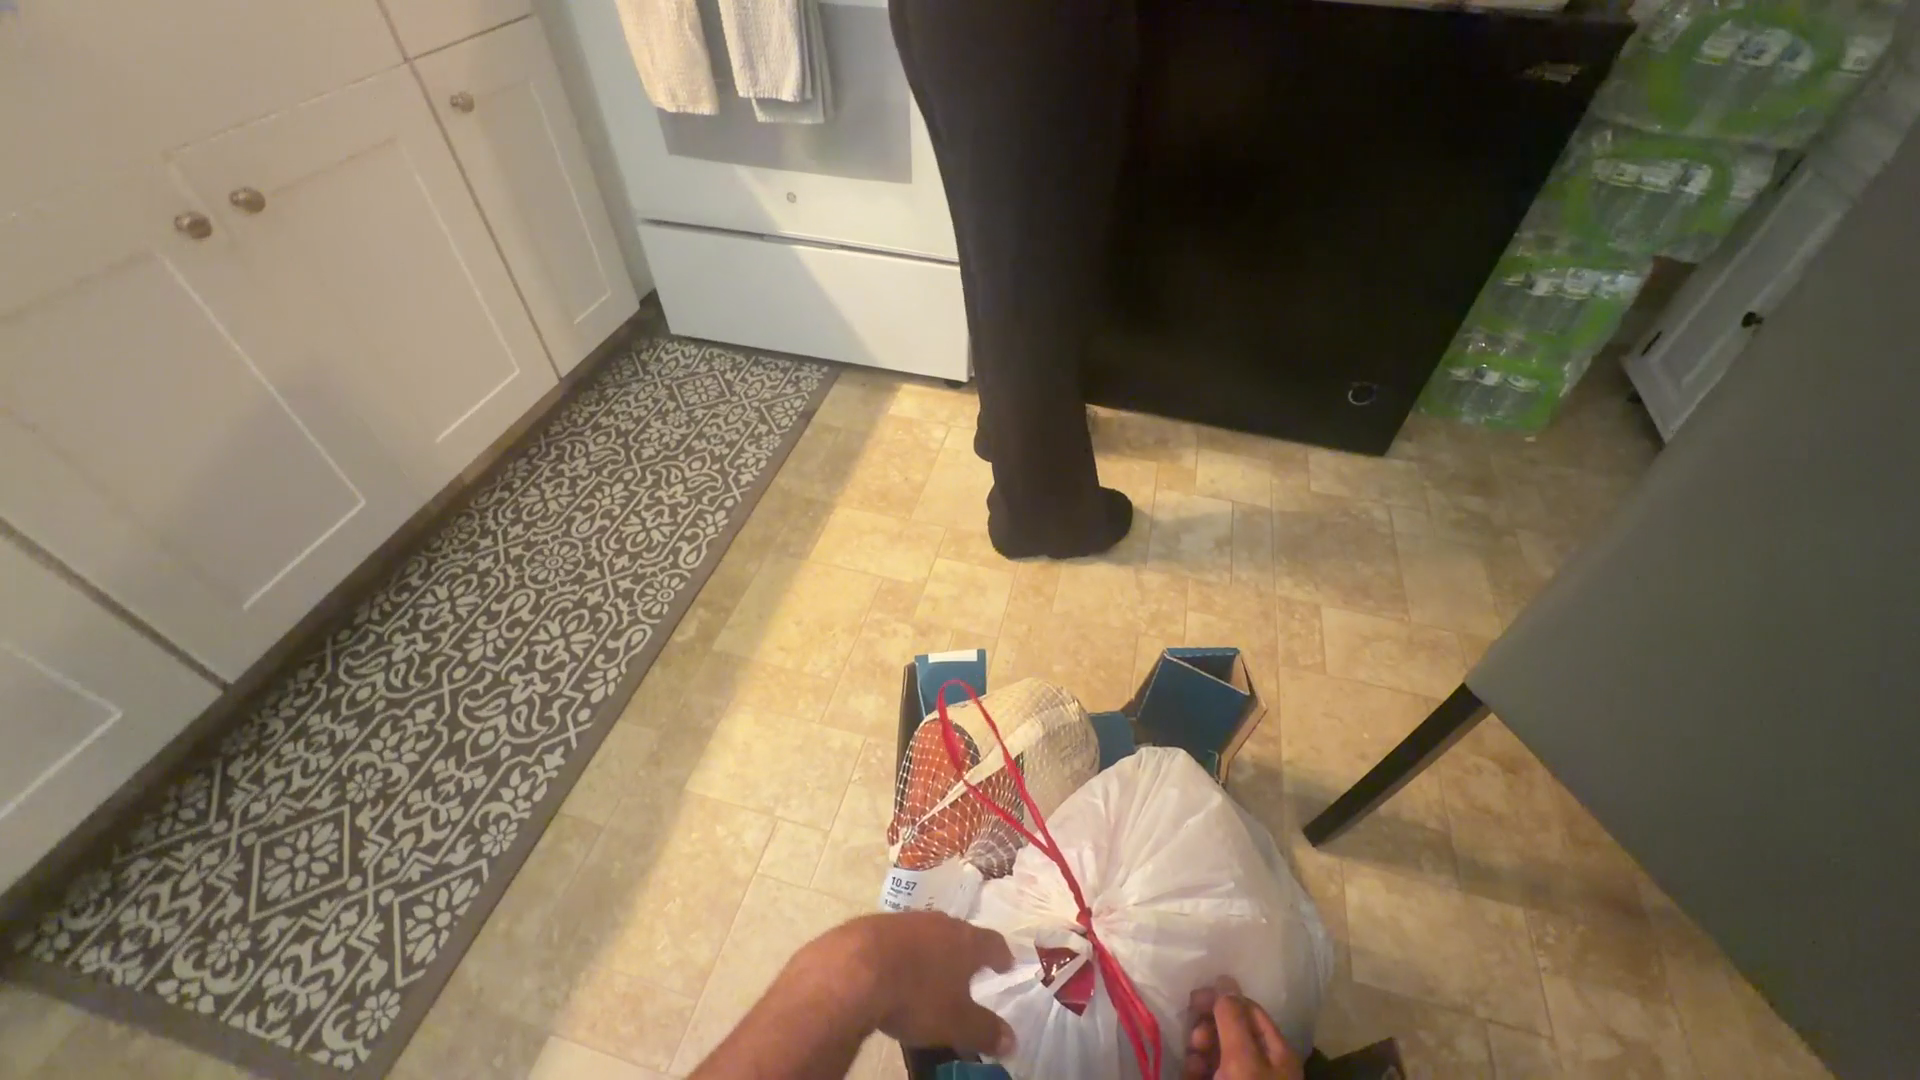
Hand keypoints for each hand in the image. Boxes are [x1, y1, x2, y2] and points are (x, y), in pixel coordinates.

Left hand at [800, 912, 1016, 1057]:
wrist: (856, 969)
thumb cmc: (916, 995)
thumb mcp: (956, 1023)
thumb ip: (985, 1030)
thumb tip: (1013, 1040)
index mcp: (965, 941)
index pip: (992, 943)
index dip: (1001, 956)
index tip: (1006, 964)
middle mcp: (939, 922)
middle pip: (959, 933)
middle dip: (965, 951)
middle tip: (969, 969)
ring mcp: (906, 920)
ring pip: (928, 933)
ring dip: (932, 950)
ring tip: (931, 970)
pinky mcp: (875, 926)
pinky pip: (898, 938)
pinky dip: (903, 953)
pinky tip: (895, 969)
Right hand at [1183, 977, 1304, 1079]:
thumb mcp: (1242, 1057)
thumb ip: (1232, 1017)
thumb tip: (1225, 977)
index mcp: (1277, 1050)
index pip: (1248, 1009)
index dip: (1222, 1000)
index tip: (1195, 1000)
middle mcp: (1263, 1062)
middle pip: (1228, 1028)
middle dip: (1207, 1026)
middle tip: (1196, 1038)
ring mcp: (1243, 1077)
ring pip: (1214, 1049)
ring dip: (1198, 1048)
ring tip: (1193, 1058)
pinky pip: (1206, 1068)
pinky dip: (1195, 1066)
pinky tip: (1191, 1070)